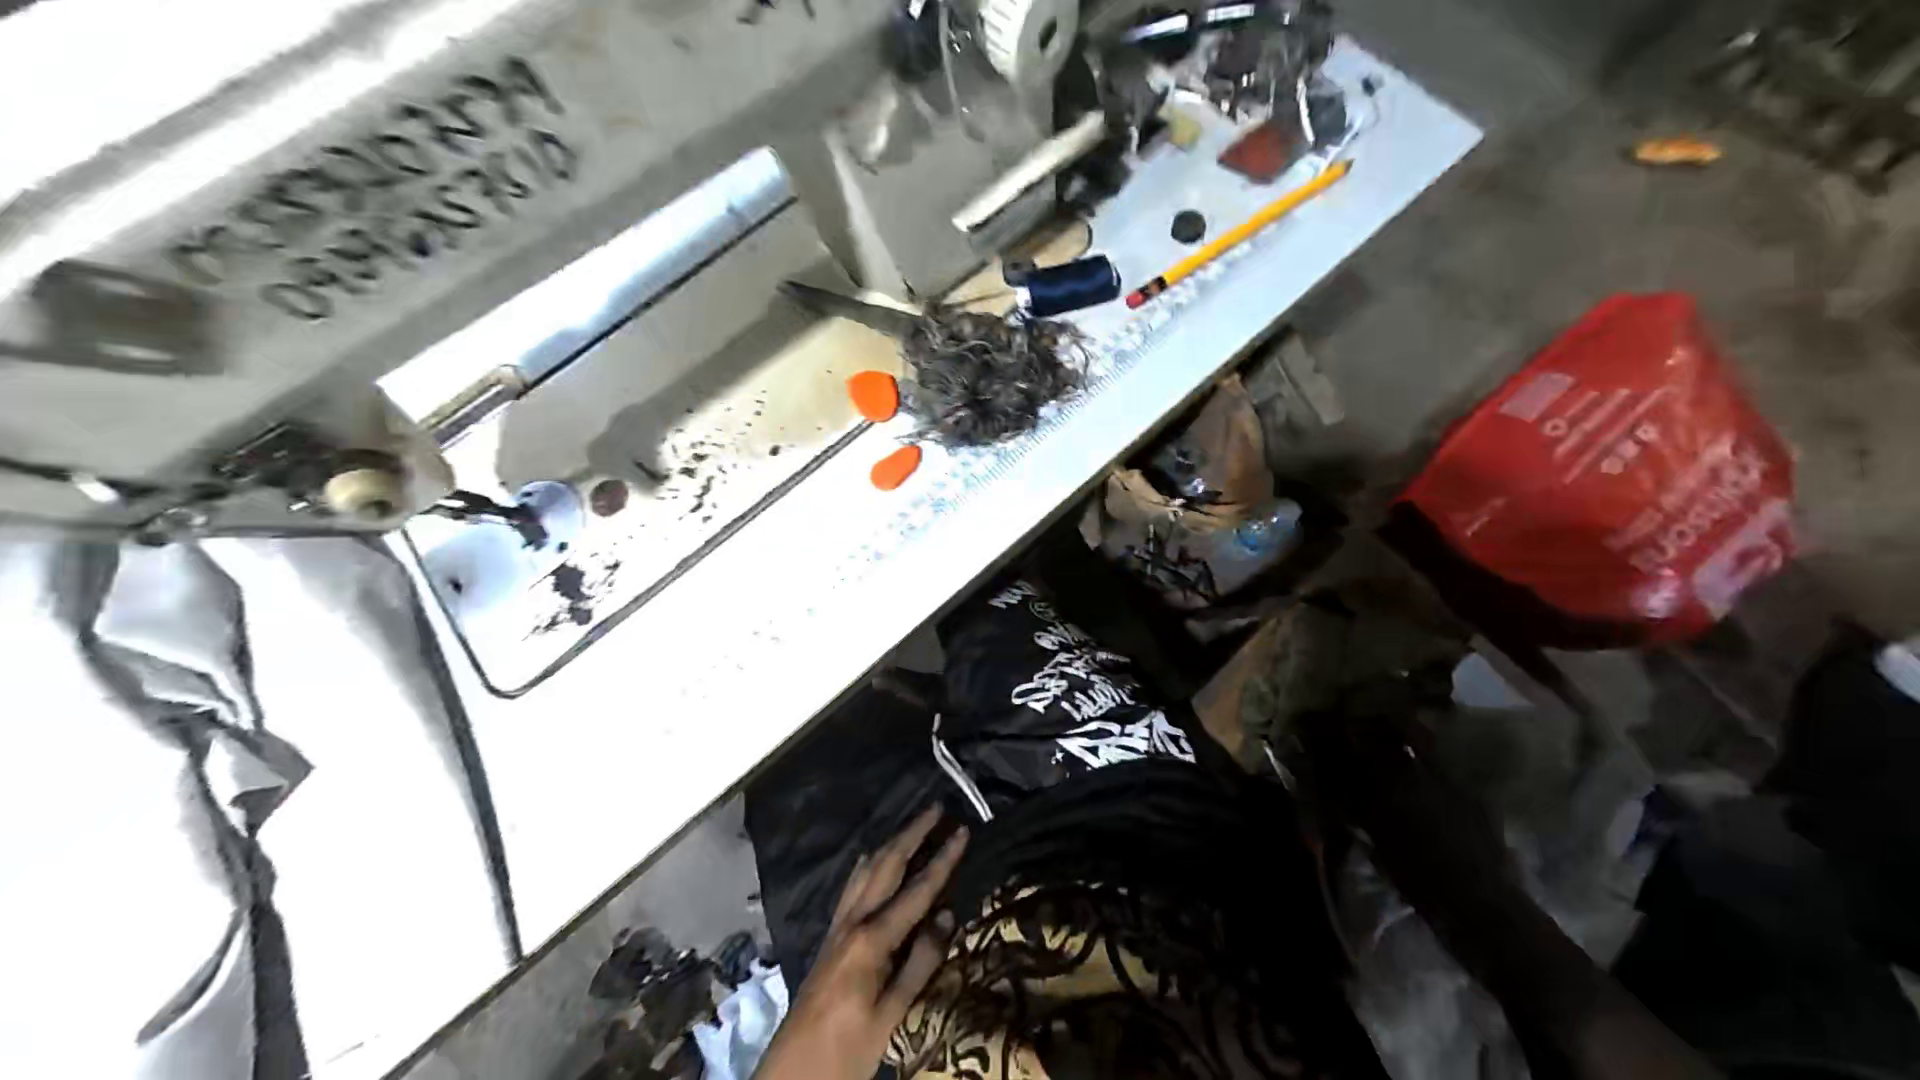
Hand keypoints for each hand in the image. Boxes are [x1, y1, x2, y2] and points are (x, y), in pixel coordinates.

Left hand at [754, 806, 969, 1079]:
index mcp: (871, 939)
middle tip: (935, 809)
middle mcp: (852, 920)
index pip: (917, 890)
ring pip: (867, 869)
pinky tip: (873, 860)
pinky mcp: (830, 935)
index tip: (963, 830)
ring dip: (892, 842)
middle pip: (886, 865)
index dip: (943, 859)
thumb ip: (920, 963)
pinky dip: (871, 863)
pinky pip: (853, 884)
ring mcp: (837, 925)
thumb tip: (947, 914)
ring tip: (911, 824)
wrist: (793, 1073)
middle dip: (912, 834)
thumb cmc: (847, 1050)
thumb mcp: (892, 1015)